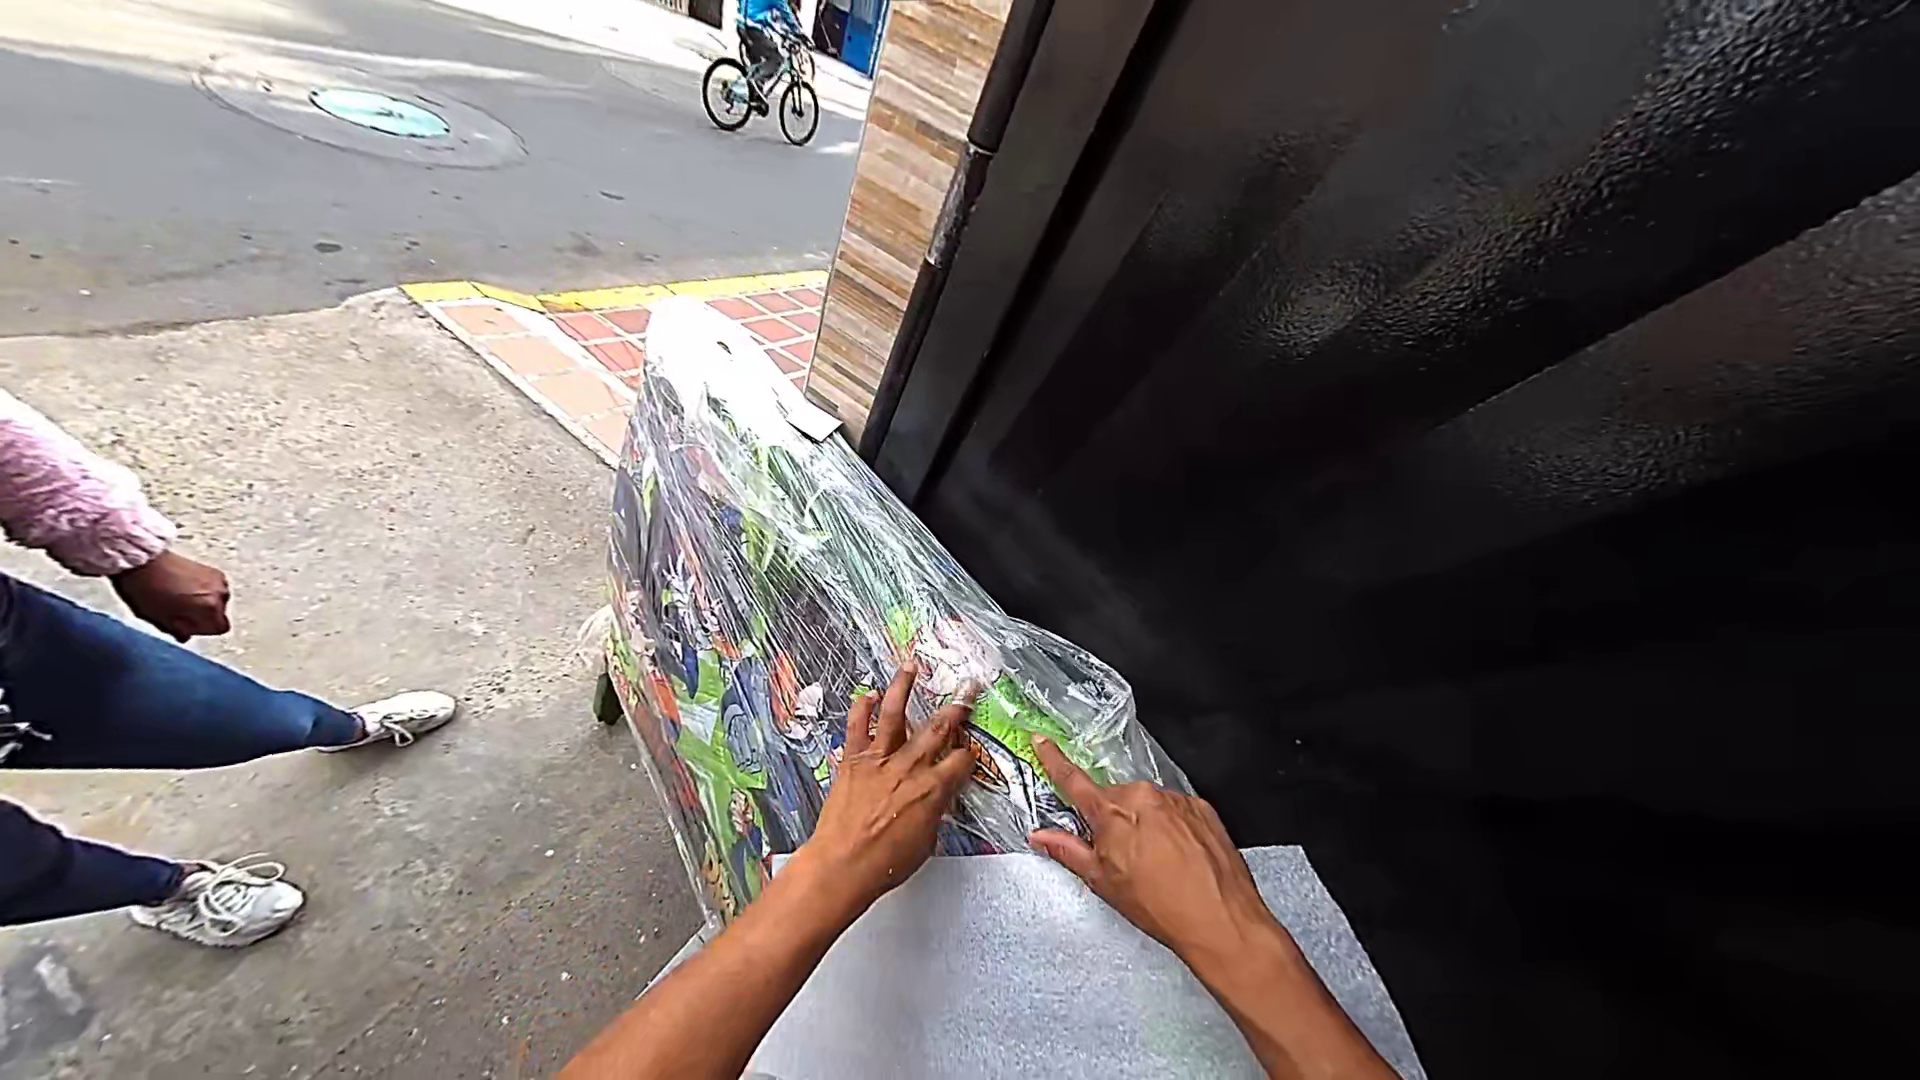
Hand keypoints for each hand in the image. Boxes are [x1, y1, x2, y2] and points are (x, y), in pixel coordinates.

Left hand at [111, 550, 231, 640]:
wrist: (141, 561)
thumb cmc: (143, 588)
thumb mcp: (154, 616)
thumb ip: (176, 628)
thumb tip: (186, 634)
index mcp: (210, 608)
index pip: (219, 628)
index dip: (201, 630)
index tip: (185, 627)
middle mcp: (222, 595)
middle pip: (219, 614)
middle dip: (201, 615)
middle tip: (177, 612)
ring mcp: (221, 582)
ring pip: (218, 601)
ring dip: (202, 602)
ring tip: (179, 597)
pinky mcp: (216, 572)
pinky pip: (216, 589)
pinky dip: (203, 591)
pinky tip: (184, 587)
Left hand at [790, 662, 975, 911]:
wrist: (842, 866)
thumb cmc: (885, 864)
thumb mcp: (925, 841)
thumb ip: (934, 812)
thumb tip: (936, 799)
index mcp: (932, 789)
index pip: (960, 761)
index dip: (968, 755)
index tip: (968, 751)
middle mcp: (910, 767)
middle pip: (939, 728)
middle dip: (957, 707)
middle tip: (966, 690)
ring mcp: (880, 759)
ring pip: (896, 714)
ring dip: (904, 686)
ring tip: (911, 666)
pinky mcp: (854, 759)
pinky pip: (858, 726)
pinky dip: (863, 707)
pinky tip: (870, 694)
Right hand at [1028, 735, 1279, 965]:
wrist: (1221, 921)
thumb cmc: (1162, 907)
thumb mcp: (1104, 883)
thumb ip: (1068, 851)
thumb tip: (1040, 837)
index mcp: (1112, 813)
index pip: (1073, 779)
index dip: (1053, 758)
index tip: (1042, 741)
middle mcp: (1142, 796)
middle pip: (1115, 798)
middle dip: (1115, 820)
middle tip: (1125, 854)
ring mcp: (1173, 799)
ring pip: (1147, 804)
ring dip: (1146, 823)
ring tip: (1160, 861)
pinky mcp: (1200, 806)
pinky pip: (1175, 809)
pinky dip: (1173, 826)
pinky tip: (1180, 855)